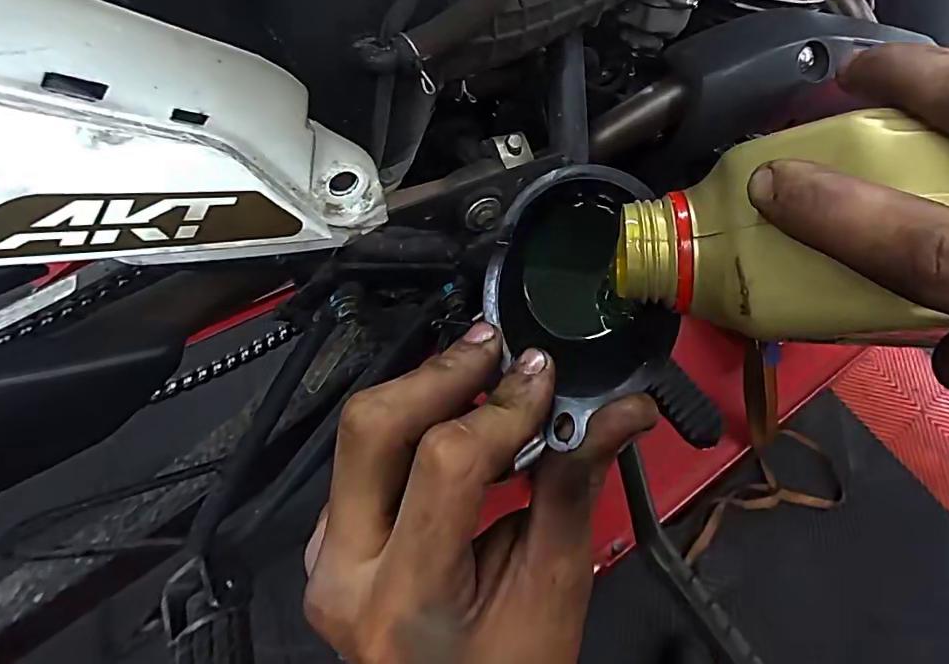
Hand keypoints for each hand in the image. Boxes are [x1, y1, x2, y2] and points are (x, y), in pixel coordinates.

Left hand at [304, 322, 657, 663]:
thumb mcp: (552, 592)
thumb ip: (573, 486)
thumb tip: (618, 411)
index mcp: (405, 602)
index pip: (448, 461)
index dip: (504, 406)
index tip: (543, 374)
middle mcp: (346, 570)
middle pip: (375, 427)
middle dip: (442, 372)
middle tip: (496, 347)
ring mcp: (330, 548)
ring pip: (363, 428)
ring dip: (426, 383)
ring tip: (484, 366)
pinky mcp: (336, 529)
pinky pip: (368, 447)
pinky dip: (416, 411)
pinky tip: (458, 404)